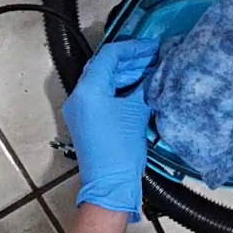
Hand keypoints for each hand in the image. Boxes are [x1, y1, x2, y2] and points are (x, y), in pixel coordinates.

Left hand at [61, 39, 157, 217]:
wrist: (110, 184)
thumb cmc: (122, 149)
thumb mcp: (137, 112)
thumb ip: (145, 87)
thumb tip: (155, 72)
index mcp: (88, 90)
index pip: (109, 56)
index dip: (133, 48)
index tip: (153, 47)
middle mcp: (78, 96)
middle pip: (103, 67)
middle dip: (130, 60)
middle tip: (154, 57)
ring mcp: (79, 109)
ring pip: (102, 81)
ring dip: (125, 74)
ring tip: (151, 70)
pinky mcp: (85, 120)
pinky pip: (101, 95)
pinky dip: (119, 89)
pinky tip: (139, 87)